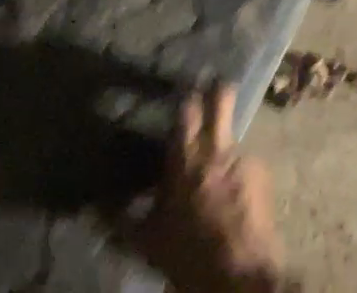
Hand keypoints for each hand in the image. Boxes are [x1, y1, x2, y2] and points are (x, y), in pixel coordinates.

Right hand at [126, 85, 285, 292]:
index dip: (187, 93)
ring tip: (221, 159)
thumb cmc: (189, 253)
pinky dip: (240, 172)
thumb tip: (91, 210)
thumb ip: (120, 220)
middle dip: (218, 89)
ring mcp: (244, 161)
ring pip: (234, 136)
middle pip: (221, 100)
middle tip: (212, 83)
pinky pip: (249, 165)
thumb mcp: (148, 239)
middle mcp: (216, 150)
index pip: (186, 108)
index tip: (183, 84)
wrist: (239, 278)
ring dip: (226, 143)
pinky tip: (236, 190)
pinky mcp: (264, 180)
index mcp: (184, 157)